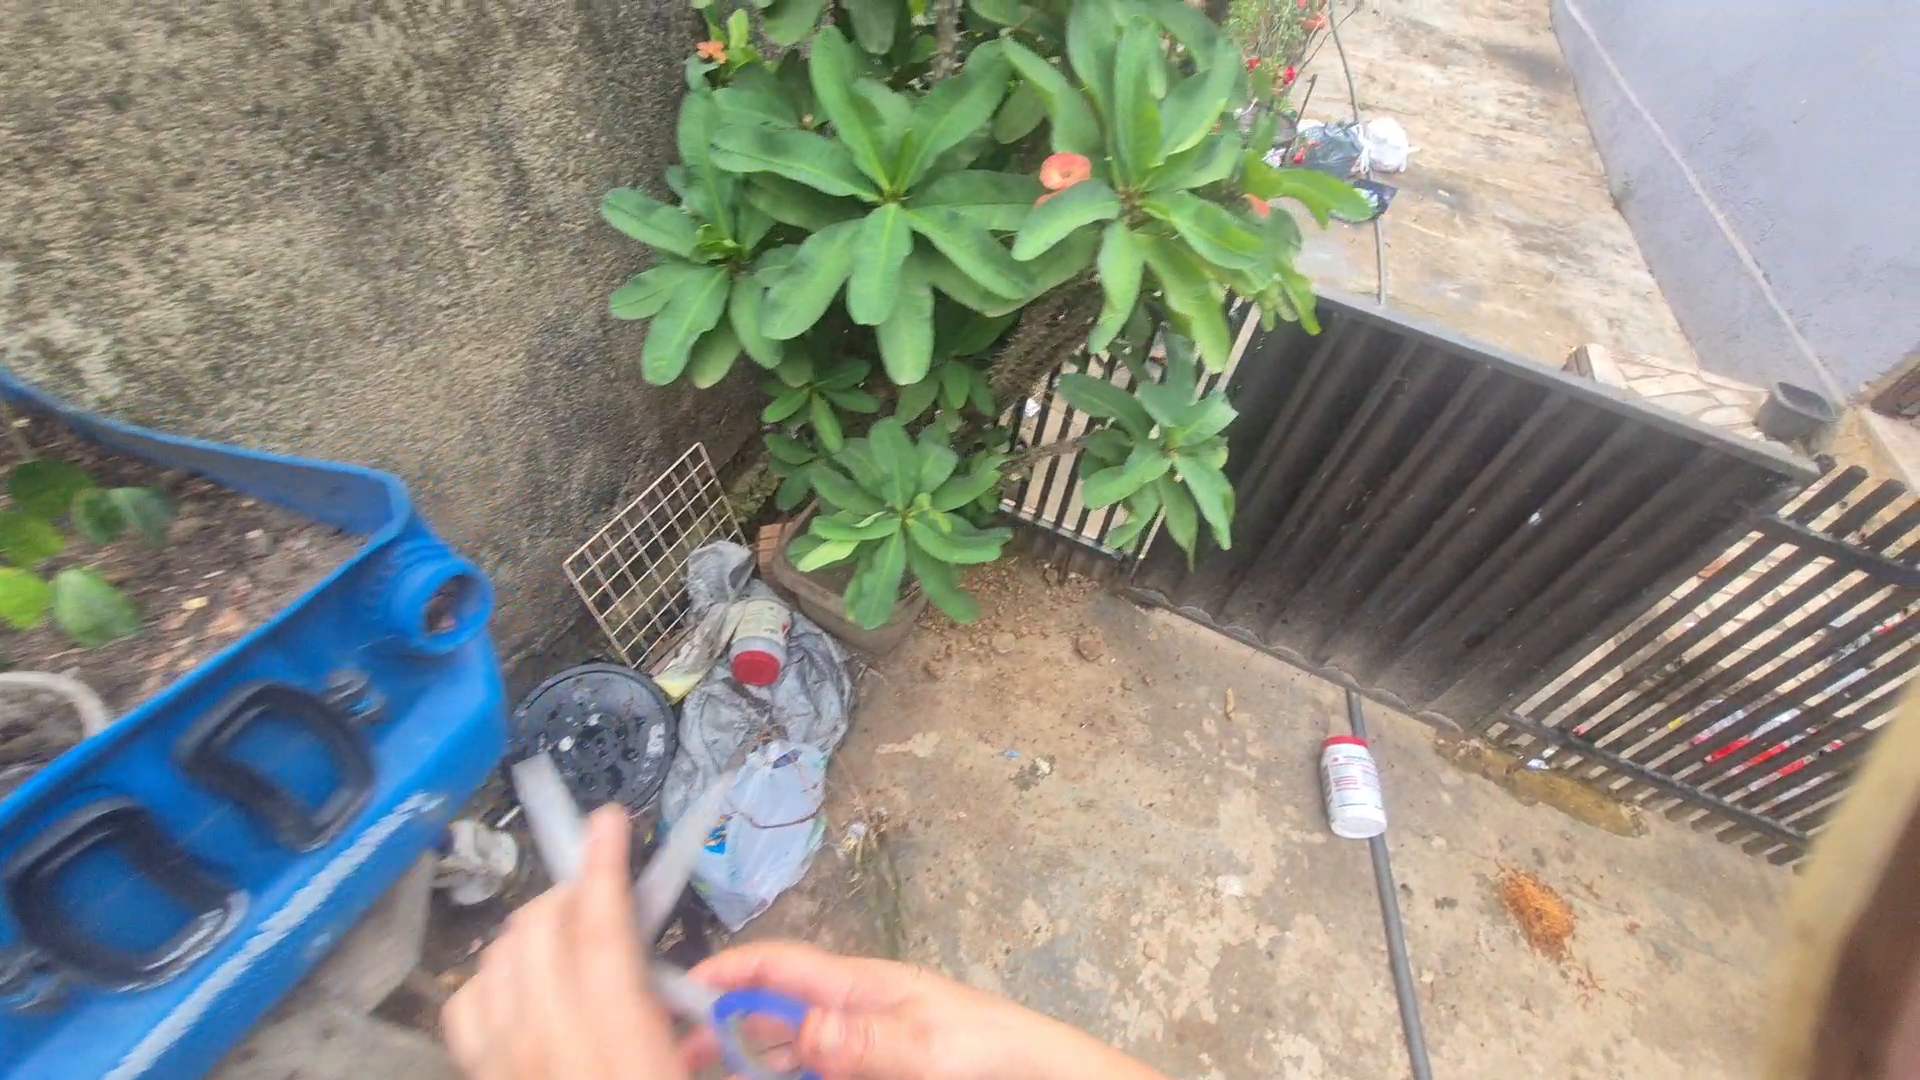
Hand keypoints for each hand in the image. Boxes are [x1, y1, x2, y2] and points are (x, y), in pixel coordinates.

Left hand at [442, 806, 685, 1079]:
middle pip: (538, 933)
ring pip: (495, 959)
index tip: (609, 819)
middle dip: (570, 893)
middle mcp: (548, 1049)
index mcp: (617, 1043)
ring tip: (567, 935)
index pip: (599, 934)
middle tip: (604, 895)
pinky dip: (491, 975)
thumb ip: (680, 1026)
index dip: (603, 869)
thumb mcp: (682, 1070)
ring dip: (533, 929)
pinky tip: (521, 982)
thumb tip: (673, 980)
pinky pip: (464, 1005)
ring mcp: (502, 1068)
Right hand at [685, 942, 1170, 1079]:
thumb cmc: (979, 1044)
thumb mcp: (924, 1041)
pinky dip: (781, 1073)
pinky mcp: (866, 1064)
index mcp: (860, 983)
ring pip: (787, 1042)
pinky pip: (812, 1067)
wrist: (1027, 1067)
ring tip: (699, 1068)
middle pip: (775, 1007)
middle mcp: (851, 1005)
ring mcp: (858, 1037)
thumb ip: (865, 1037)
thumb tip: (805, 1028)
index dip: (733, 967)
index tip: (684, 987)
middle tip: (676, 1051)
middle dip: (725, 1020)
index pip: (785, 964)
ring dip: (746, 1053)